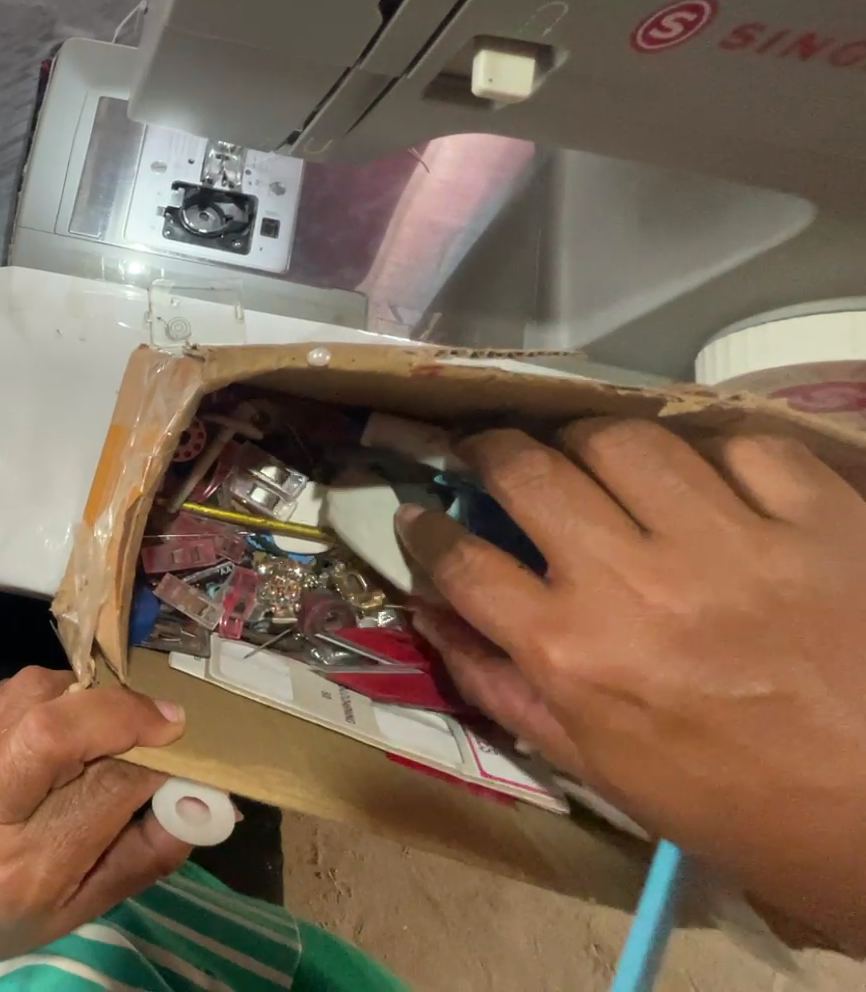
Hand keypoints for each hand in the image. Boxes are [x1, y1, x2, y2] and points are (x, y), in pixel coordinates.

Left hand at [0, 667, 190, 964]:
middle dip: (118, 710)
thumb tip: (201, 800)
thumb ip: (141, 856)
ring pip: (31, 692)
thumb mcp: (76, 911)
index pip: (102, 791)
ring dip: (85, 696)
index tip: (181, 746)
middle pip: (51, 727)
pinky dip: (48, 697)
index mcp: (19, 868)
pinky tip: (54, 723)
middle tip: (161, 717)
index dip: (151, 759)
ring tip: (107, 720)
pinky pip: (8, 691)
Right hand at [395, 419, 865, 944]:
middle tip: (482, 452)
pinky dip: (709, 452)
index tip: (417, 517)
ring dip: (585, 440)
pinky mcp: (832, 528)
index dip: (423, 530)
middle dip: (486, 450)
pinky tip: (700, 475)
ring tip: (583, 453)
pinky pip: (746, 449)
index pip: (459, 561)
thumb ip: (494, 680)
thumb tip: (427, 616)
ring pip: (625, 442)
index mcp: (568, 649)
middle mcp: (632, 585)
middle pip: (527, 473)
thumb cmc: (730, 801)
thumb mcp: (586, 759)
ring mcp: (735, 548)